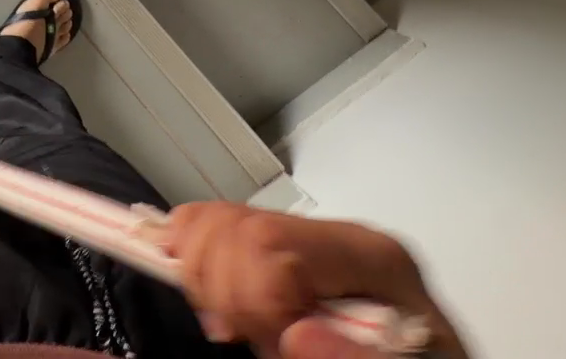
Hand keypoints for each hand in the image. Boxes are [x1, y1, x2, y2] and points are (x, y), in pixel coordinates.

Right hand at [166, 203, 466, 358]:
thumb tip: (297, 334)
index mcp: (373, 257)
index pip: (270, 241)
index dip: (250, 295)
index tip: (272, 347)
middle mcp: (335, 233)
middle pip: (235, 226)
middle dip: (222, 288)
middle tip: (250, 338)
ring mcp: (304, 234)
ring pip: (214, 219)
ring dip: (203, 274)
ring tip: (238, 324)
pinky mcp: (280, 243)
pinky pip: (211, 221)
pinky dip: (192, 252)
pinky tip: (211, 293)